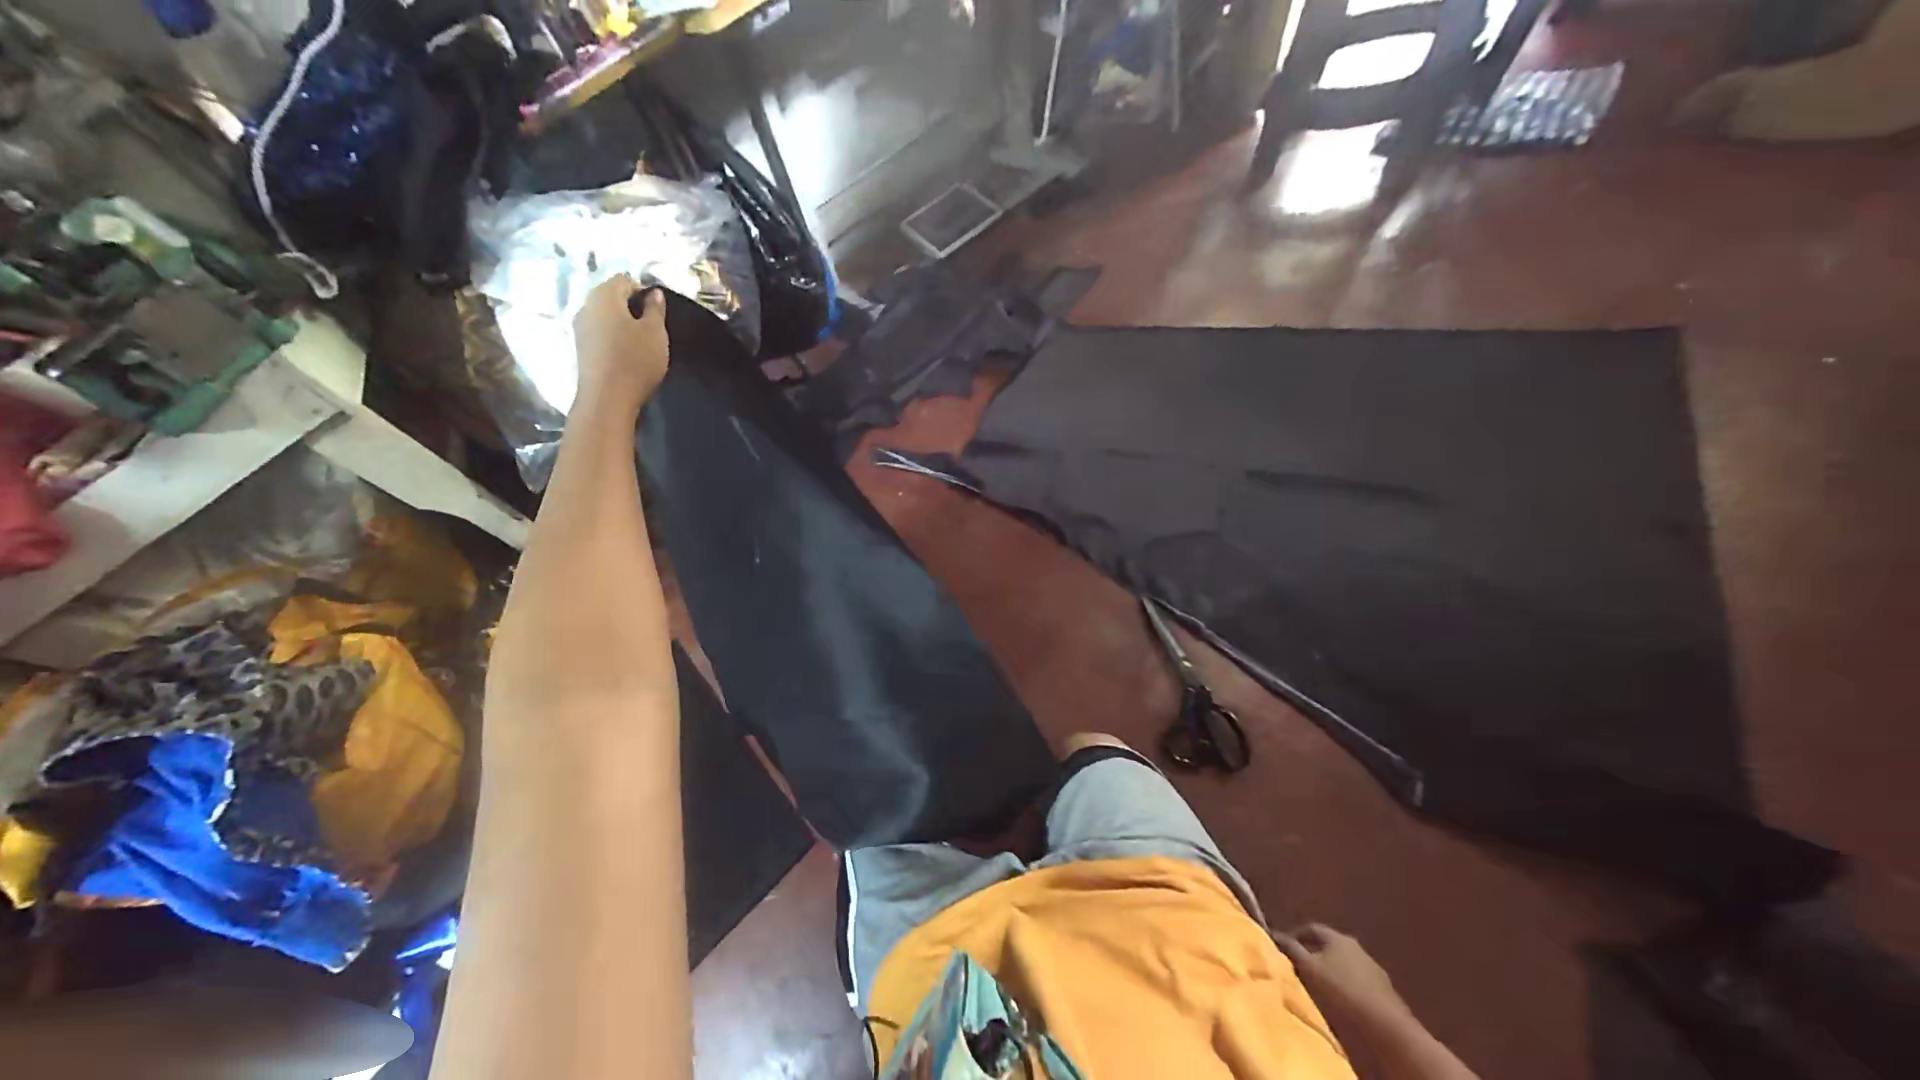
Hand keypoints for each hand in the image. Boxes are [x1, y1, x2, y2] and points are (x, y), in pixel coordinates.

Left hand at [572, 274, 669, 416]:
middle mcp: (586, 305)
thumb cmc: (635, 360)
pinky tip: (625, 352)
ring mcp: (579, 327)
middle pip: (611, 296)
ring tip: (639, 341)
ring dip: (621, 322)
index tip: (657, 310)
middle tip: (651, 326)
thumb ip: (655, 309)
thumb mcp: (656, 333)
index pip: (625, 279)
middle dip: (631, 306)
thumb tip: (653, 293)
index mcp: (604, 295)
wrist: (607, 398)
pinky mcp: (580, 347)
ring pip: (604, 315)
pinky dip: (612, 336)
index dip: (643, 290)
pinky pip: (599, 331)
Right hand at [1274, 923, 1413, 1030]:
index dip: (1295, 935)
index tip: (1283, 947)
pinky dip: (1346, 988)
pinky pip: (1358, 984)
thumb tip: (1273, 933)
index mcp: (1338, 938)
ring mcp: (1374, 971)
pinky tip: (1340, 1003)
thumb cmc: (1340, 991)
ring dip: (1331, 973)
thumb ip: (1290, 949)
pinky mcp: (1385, 994)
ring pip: (1345, 966)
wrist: (1386, 1028)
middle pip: (1329, 946)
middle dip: (1313, 954)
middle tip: (1298, 968)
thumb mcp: (1307, 968)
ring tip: (1318, 989)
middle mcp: (1357, 948)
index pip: (1311, 928)